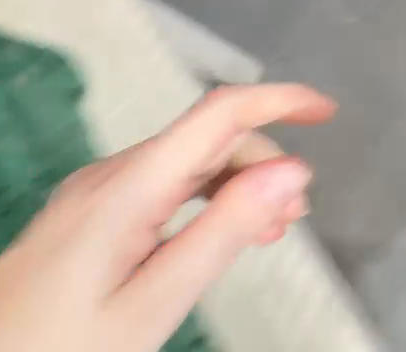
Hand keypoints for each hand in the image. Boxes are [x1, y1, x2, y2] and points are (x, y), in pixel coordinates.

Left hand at [0, 84, 336, 351]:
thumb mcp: (150, 307)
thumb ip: (224, 232)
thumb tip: (293, 170)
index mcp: (127, 187)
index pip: (219, 112)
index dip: (279, 99)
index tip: (327, 112)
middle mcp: (107, 177)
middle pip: (206, 141)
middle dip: (263, 165)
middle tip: (293, 221)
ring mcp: (88, 198)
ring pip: (184, 166)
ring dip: (235, 187)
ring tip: (266, 234)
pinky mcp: (79, 222)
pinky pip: (158, 190)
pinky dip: (201, 203)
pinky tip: (211, 237)